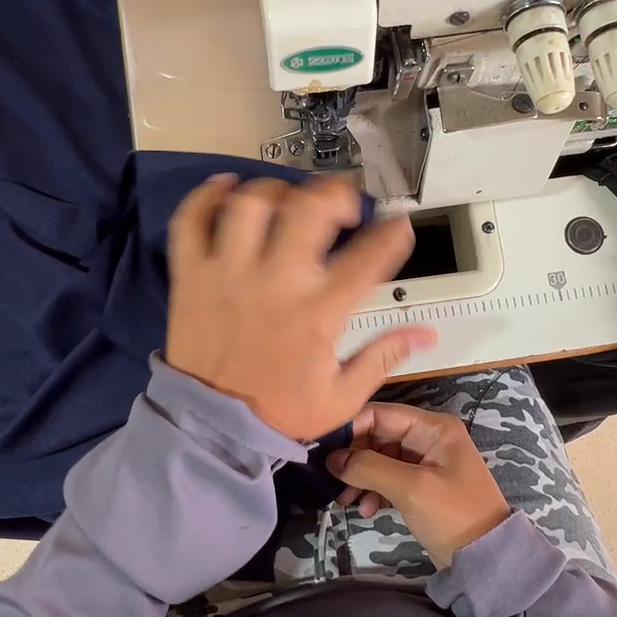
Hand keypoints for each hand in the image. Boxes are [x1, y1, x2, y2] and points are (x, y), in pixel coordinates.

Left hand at [165, 174, 436, 439]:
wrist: (210, 428)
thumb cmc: (278, 412)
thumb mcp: (342, 396)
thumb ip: (383, 357)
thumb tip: (424, 333)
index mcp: (318, 315)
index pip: (368, 257)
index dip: (391, 233)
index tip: (397, 224)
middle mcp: (276, 285)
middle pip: (308, 211)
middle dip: (334, 194)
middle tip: (342, 205)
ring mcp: (229, 276)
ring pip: (251, 206)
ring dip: (275, 191)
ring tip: (287, 200)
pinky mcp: (192, 278)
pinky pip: (192, 222)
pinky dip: (206, 197)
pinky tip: (226, 188)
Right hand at [326, 403, 510, 566]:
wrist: (487, 560)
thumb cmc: (454, 516)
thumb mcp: (412, 489)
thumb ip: (369, 468)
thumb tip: (331, 459)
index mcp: (434, 428)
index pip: (381, 414)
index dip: (351, 428)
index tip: (323, 448)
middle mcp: (429, 438)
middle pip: (378, 435)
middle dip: (354, 457)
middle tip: (332, 480)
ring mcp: (425, 462)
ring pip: (380, 458)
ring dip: (360, 477)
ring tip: (346, 501)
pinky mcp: (421, 485)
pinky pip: (388, 478)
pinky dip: (374, 490)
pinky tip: (367, 509)